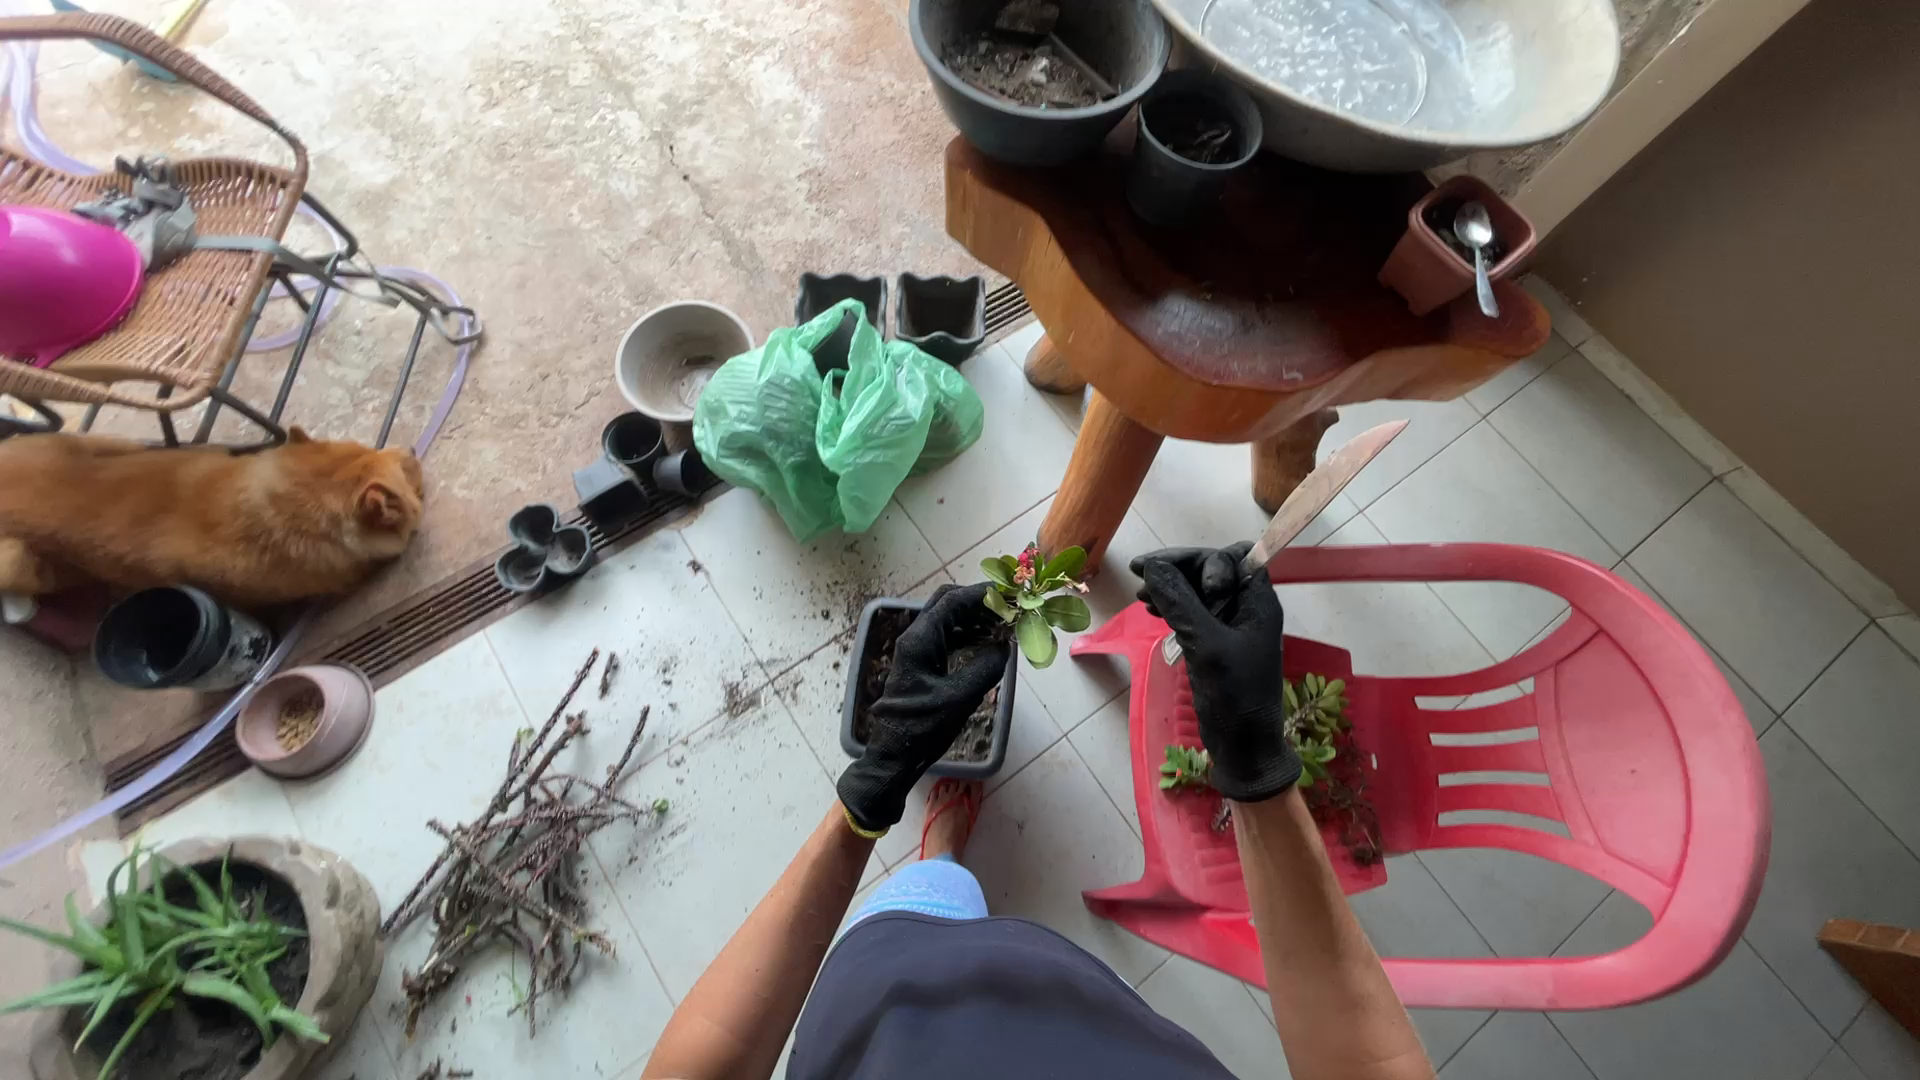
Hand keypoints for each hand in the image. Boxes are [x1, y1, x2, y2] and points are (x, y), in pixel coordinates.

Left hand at [837, 583, 1009, 831]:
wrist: (894, 757)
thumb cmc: (923, 729)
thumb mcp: (960, 698)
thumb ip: (985, 667)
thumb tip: (1004, 645)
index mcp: (920, 640)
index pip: (952, 602)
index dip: (983, 593)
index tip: (1010, 594)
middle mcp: (915, 638)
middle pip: (948, 603)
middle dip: (979, 601)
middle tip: (1008, 608)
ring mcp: (917, 650)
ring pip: (948, 619)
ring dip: (975, 617)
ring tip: (1003, 625)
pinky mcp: (921, 663)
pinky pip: (947, 637)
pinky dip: (968, 634)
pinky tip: (987, 643)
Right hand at [1130, 544, 1298, 801]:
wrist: (1242, 746)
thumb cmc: (1234, 694)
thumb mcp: (1205, 644)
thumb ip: (1180, 602)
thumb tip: (1153, 566)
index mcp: (1257, 602)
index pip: (1232, 556)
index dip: (1200, 559)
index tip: (1167, 570)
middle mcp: (1245, 607)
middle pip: (1211, 569)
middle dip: (1177, 569)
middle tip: (1140, 574)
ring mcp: (1228, 625)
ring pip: (1197, 590)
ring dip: (1169, 587)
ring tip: (1140, 595)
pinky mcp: (1213, 642)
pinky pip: (1191, 611)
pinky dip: (1171, 606)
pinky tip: (1151, 610)